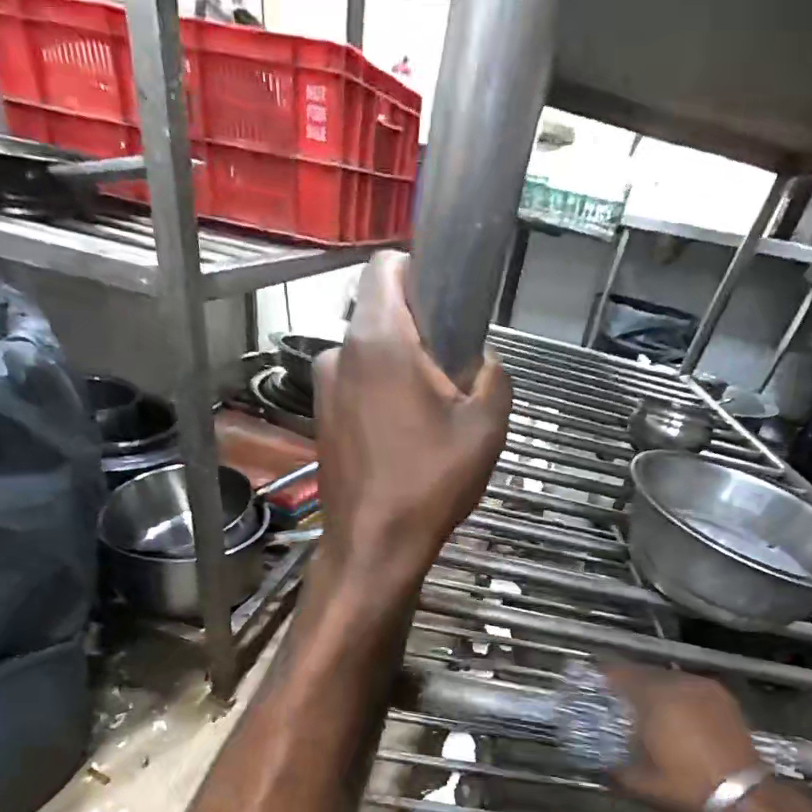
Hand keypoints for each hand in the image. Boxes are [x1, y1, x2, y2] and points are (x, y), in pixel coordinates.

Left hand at [314, 252, 511, 584]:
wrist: (372, 544)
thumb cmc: (428, 483)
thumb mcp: (485, 425)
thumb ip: (491, 374)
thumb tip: (479, 363)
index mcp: (377, 340)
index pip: (385, 266)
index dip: (418, 270)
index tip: (445, 301)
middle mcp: (339, 354)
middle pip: (379, 311)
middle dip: (417, 328)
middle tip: (450, 371)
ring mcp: (323, 388)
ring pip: (368, 352)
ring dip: (399, 365)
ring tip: (430, 411)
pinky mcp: (320, 417)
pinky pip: (356, 383)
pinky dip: (379, 391)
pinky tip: (403, 430)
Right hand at [607, 664, 763, 811]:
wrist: (743, 797)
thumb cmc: (684, 784)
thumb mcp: (636, 779)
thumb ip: (609, 763)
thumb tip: (594, 759)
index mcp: (653, 697)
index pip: (618, 672)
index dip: (602, 676)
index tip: (592, 685)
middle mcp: (678, 684)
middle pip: (643, 671)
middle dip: (627, 682)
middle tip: (616, 698)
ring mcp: (704, 688)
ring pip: (667, 677)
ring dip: (653, 687)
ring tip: (645, 705)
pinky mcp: (723, 698)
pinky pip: (689, 686)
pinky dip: (676, 693)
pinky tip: (673, 711)